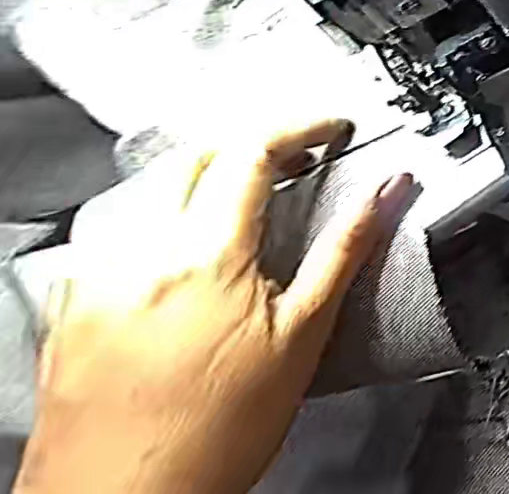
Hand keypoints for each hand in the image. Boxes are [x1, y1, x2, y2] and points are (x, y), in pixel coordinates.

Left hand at [16, 120, 415, 493]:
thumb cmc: (218, 428)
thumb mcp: (307, 328)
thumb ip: (349, 244)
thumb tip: (391, 187)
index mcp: (201, 261)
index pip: (248, 155)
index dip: (299, 128)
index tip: (333, 128)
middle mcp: (134, 265)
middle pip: (188, 161)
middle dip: (252, 142)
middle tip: (304, 152)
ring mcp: (91, 291)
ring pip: (142, 193)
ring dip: (205, 173)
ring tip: (255, 187)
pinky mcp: (69, 318)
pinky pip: (112, 236)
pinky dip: (162, 212)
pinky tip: (193, 237)